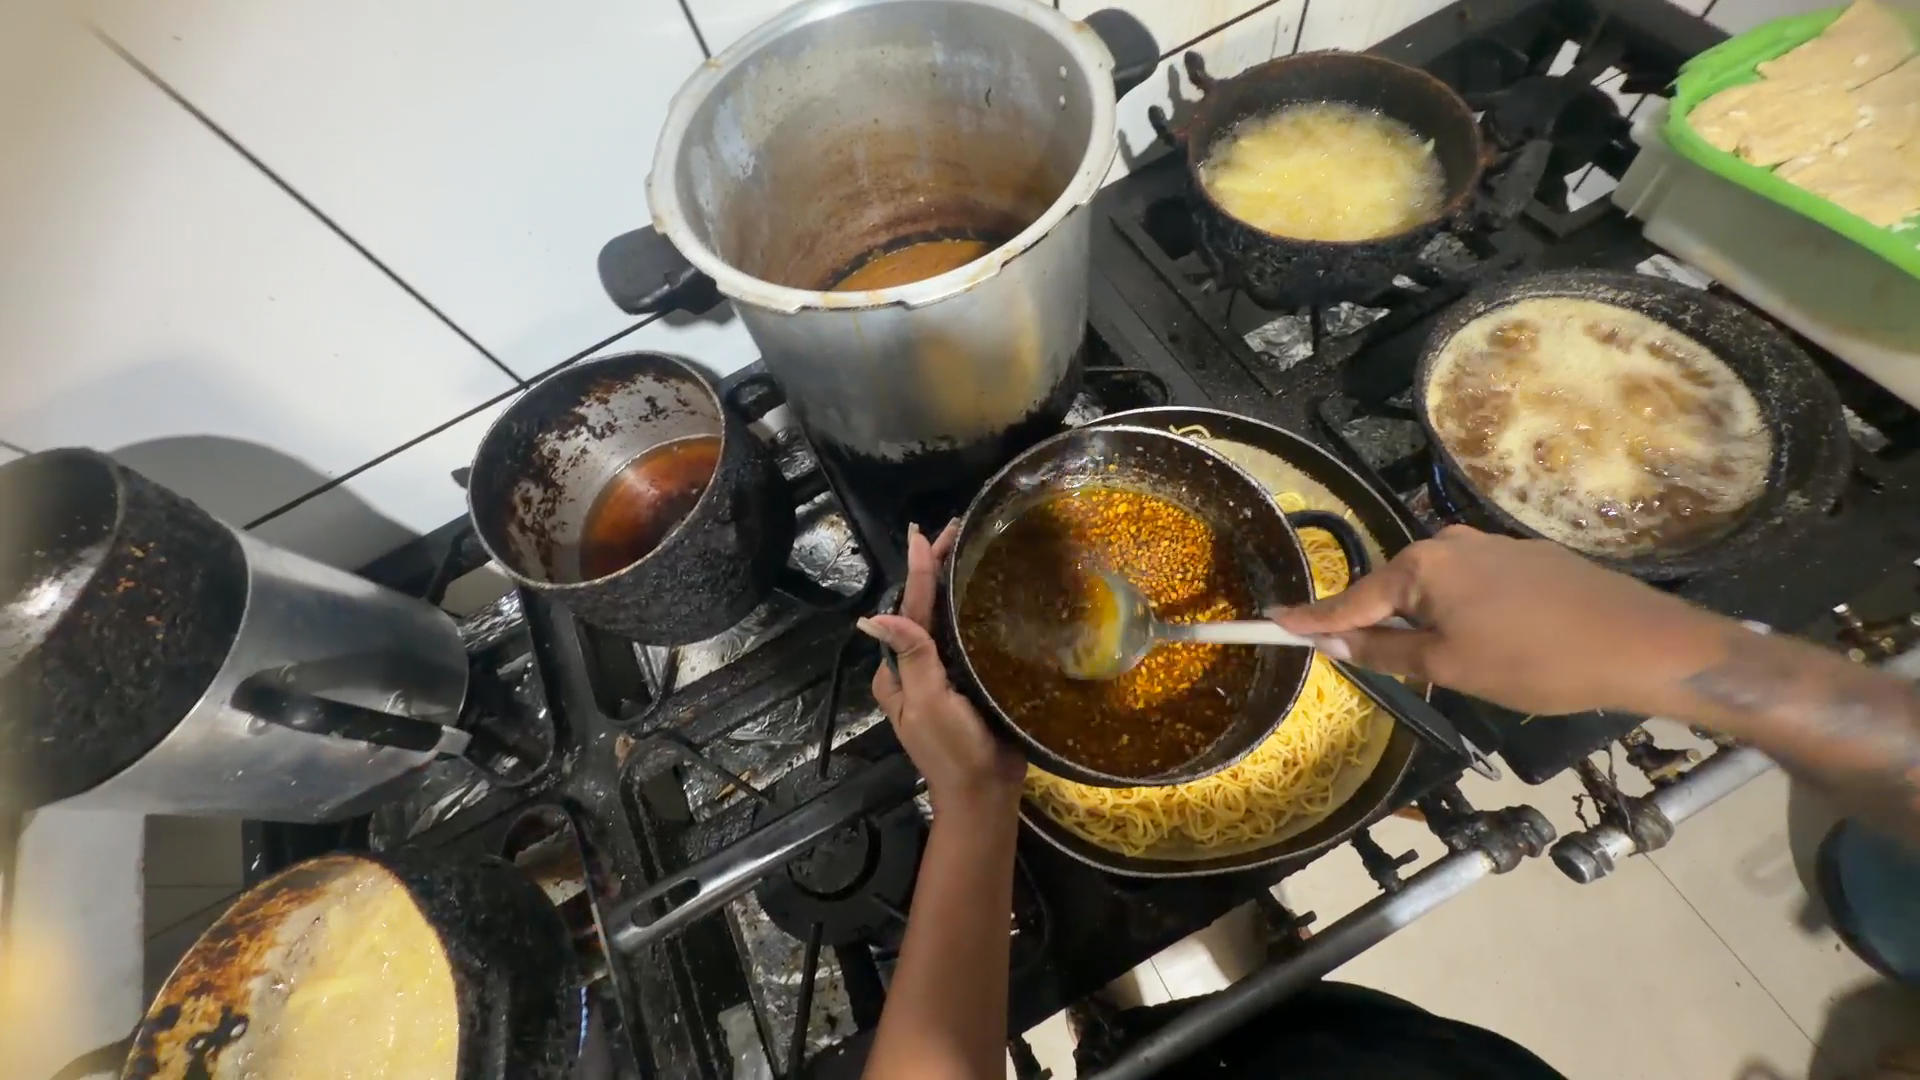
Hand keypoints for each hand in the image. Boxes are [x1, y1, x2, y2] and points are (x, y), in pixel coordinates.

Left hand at [858, 523, 1026, 814]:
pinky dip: (969, 607)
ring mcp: (940, 673)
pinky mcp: (965, 680)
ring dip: (952, 581)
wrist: (984, 793)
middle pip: (923, 606)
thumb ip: (909, 656)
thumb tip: (871, 615)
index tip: (923, 533)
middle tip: (956, 529)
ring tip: (966, 547)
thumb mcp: (927, 703)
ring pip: (942, 617)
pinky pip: (963, 635)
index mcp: (899, 668)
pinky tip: (984, 592)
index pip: (908, 608)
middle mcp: (914, 665)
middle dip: (935, 567)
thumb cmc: (954, 749)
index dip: (918, 569)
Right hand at [1269, 525, 1724, 715]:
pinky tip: (1495, 640)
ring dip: (1425, 620)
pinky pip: (1470, 585)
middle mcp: (1449, 543)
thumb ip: (1383, 652)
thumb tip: (1330, 643)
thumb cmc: (1539, 662)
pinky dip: (1461, 611)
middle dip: (1379, 624)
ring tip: (1456, 660)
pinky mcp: (1527, 556)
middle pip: (1390, 590)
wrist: (1655, 647)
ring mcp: (1491, 545)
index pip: (1350, 601)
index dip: (1308, 619)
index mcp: (1422, 566)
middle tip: (1381, 662)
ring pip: (1433, 589)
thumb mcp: (1450, 667)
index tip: (1268, 622)